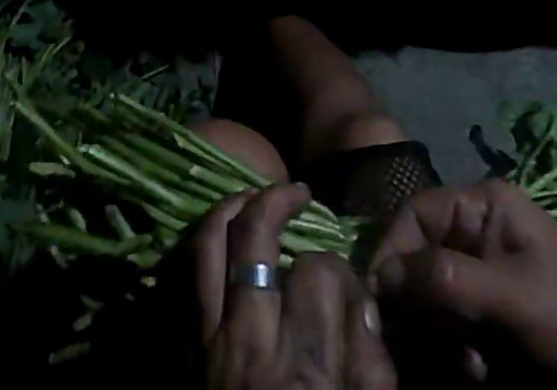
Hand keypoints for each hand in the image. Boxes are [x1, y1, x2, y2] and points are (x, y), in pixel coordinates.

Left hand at [192, 184, 395, 388]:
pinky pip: (184, 280)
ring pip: (207, 244)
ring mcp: (207, 342)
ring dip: (230, 207)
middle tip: (299, 192)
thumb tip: (360, 302)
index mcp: (304, 365)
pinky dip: (201, 246)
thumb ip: (372, 365)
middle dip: (278, 200)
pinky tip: (221, 234)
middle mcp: (249, 339)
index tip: (344, 284)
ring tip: (254, 195)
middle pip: (255, 237)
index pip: (320, 271)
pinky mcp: (184, 352)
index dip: (337, 267)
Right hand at [368, 180, 556, 389]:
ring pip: (435, 299)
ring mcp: (491, 276)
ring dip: (440, 337)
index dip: (392, 252)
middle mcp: (481, 234)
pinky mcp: (500, 316)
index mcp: (484, 207)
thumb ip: (444, 278)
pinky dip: (459, 353)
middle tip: (425, 347)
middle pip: (421, 259)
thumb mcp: (514, 295)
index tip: (377, 300)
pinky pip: (458, 328)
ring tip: (467, 368)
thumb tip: (380, 275)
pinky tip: (479, 375)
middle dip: (420, 306)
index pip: (414, 215)